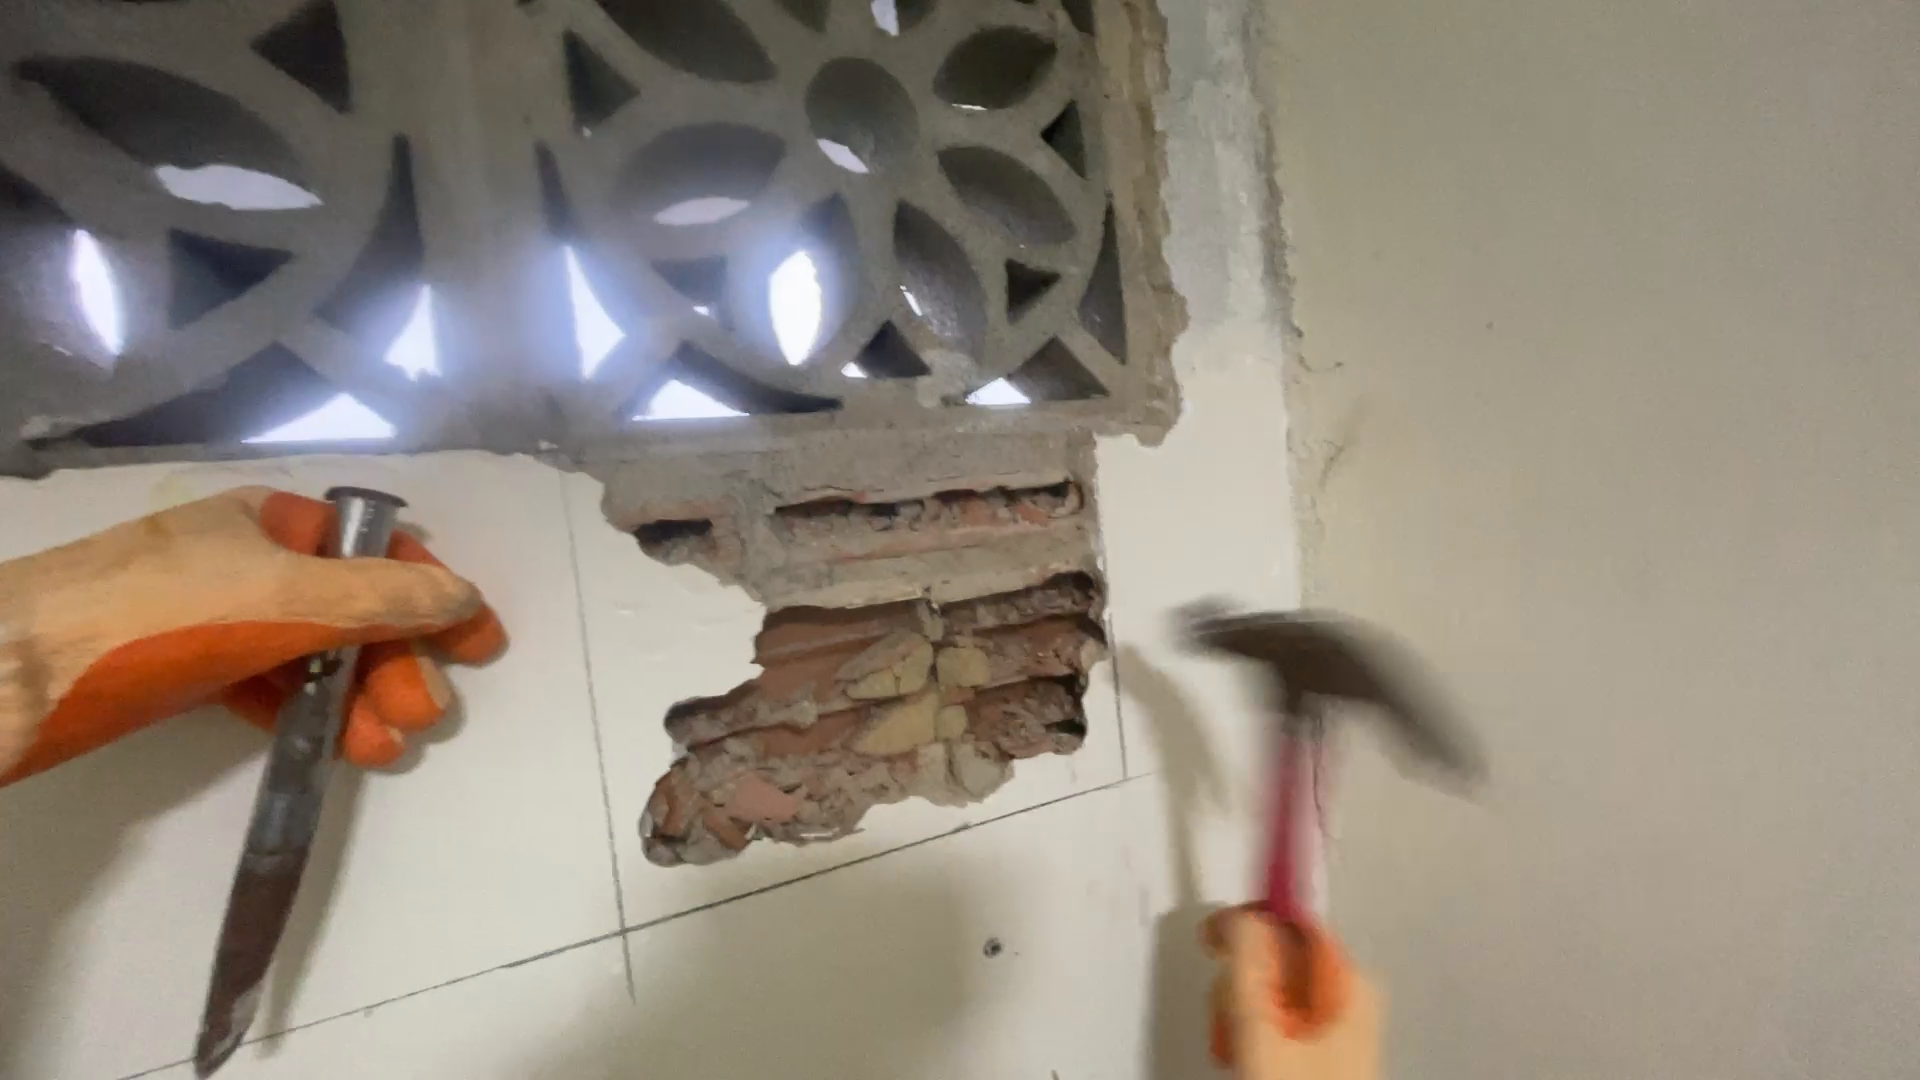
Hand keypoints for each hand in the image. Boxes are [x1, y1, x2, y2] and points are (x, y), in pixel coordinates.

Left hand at [0, 486, 505, 783]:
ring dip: (360, 698)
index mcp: (274, 523)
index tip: (478, 645)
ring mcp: (216, 614)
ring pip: (317, 651)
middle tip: (428, 714)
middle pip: (356, 609)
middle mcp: (252, 560)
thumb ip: (391, 596)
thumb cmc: (150, 621)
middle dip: (398, 664)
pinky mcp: (184, 665)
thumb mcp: (291, 598)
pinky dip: (309, 711)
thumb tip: (466, 597)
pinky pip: (272, 680)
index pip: (384, 554)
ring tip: (389, 746)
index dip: (439, 597)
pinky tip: (336, 745)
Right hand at [1204, 906, 1381, 1079]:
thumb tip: (1243, 912)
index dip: (1248, 921)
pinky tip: (1247, 1058)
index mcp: (1348, 983)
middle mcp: (1350, 996)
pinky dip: (1254, 1028)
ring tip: (1233, 1047)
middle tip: (1225, 1015)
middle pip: (1280, 954)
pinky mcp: (1325, 1050)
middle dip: (1241, 978)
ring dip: (1241, 1007)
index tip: (1211, 941)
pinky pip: (1280, 1015)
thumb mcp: (1261, 1028)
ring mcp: (1338, 1025)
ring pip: (1273, 986)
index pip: (1294, 920)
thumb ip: (1249, 962)